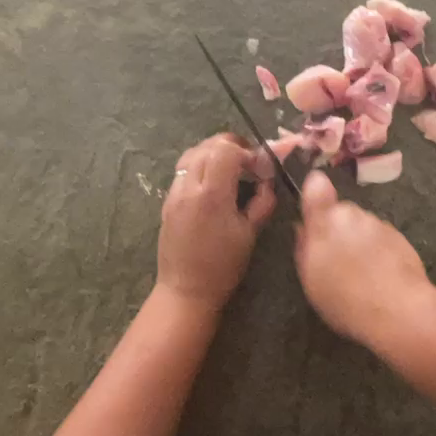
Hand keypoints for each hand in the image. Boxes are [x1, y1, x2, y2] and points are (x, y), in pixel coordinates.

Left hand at [156, 133, 275, 309]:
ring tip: (229, 167)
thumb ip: (262, 202)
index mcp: (212, 195)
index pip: (225, 150)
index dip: (245, 151)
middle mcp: (189, 188)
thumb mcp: (250, 235)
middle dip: (230, 146)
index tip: (257, 165)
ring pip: (191, 155)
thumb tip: (269, 180)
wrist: (186, 290)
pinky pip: (183, 170)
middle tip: (247, 161)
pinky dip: (199, 166)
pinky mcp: (167, 201)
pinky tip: (212, 182)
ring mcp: (174, 193)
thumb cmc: (223, 266)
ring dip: (212, 153)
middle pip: (207, 147)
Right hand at [293, 170, 434, 344]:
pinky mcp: (401, 237)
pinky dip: (379, 251)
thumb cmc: (345, 299)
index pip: (316, 189)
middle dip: (339, 230)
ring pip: (363, 227)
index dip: (315, 194)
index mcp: (324, 222)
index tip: (315, 209)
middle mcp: (352, 215)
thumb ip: (304, 248)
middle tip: (338, 261)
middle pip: (341, 214)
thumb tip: (302, 228)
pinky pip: (382, 239)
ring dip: (360, 242)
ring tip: (362, 274)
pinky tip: (380, 276)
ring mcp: (379, 224)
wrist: (398, 310)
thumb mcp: (311, 280)